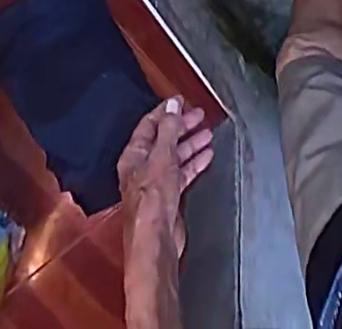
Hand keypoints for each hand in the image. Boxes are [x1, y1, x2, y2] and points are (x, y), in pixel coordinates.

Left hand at [117, 97, 213, 256]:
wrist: (156, 239)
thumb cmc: (152, 197)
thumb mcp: (162, 155)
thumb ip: (168, 129)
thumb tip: (172, 105)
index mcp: (134, 154)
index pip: (149, 124)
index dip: (166, 111)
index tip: (181, 101)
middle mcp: (142, 167)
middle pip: (163, 139)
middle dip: (182, 126)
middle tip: (199, 115)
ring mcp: (155, 183)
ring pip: (174, 156)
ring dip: (190, 143)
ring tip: (208, 133)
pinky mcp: (167, 197)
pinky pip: (182, 173)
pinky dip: (194, 163)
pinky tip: (207, 156)